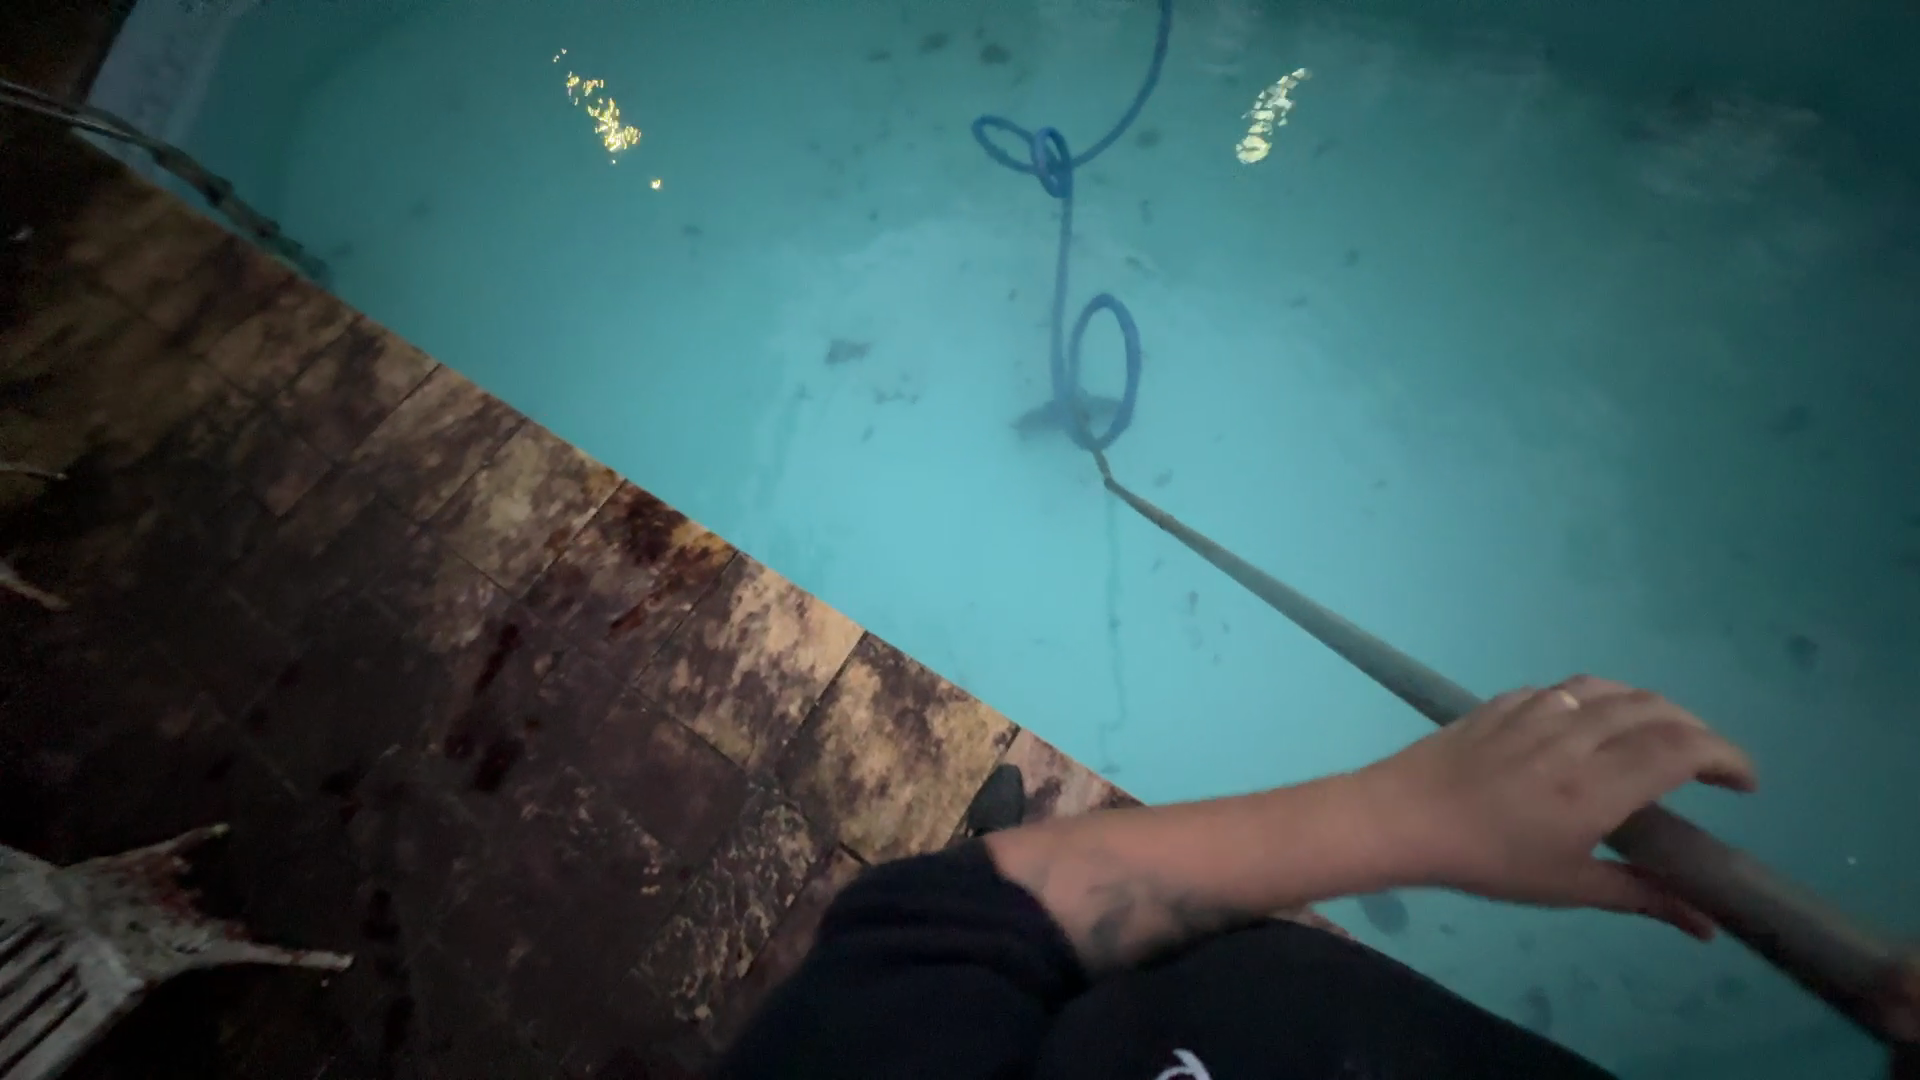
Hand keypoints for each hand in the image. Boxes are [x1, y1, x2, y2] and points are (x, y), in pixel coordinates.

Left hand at [1354, 675, 1757, 937]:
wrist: (1398, 817)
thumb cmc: (1483, 858)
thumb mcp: (1566, 884)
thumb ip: (1640, 895)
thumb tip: (1705, 925)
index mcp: (1595, 783)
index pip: (1681, 747)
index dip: (1726, 756)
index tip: (1743, 783)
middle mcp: (1567, 737)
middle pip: (1649, 708)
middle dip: (1693, 727)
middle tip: (1705, 761)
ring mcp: (1524, 715)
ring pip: (1599, 689)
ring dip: (1641, 703)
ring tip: (1653, 731)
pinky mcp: (1490, 707)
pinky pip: (1552, 689)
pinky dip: (1586, 697)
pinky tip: (1582, 719)